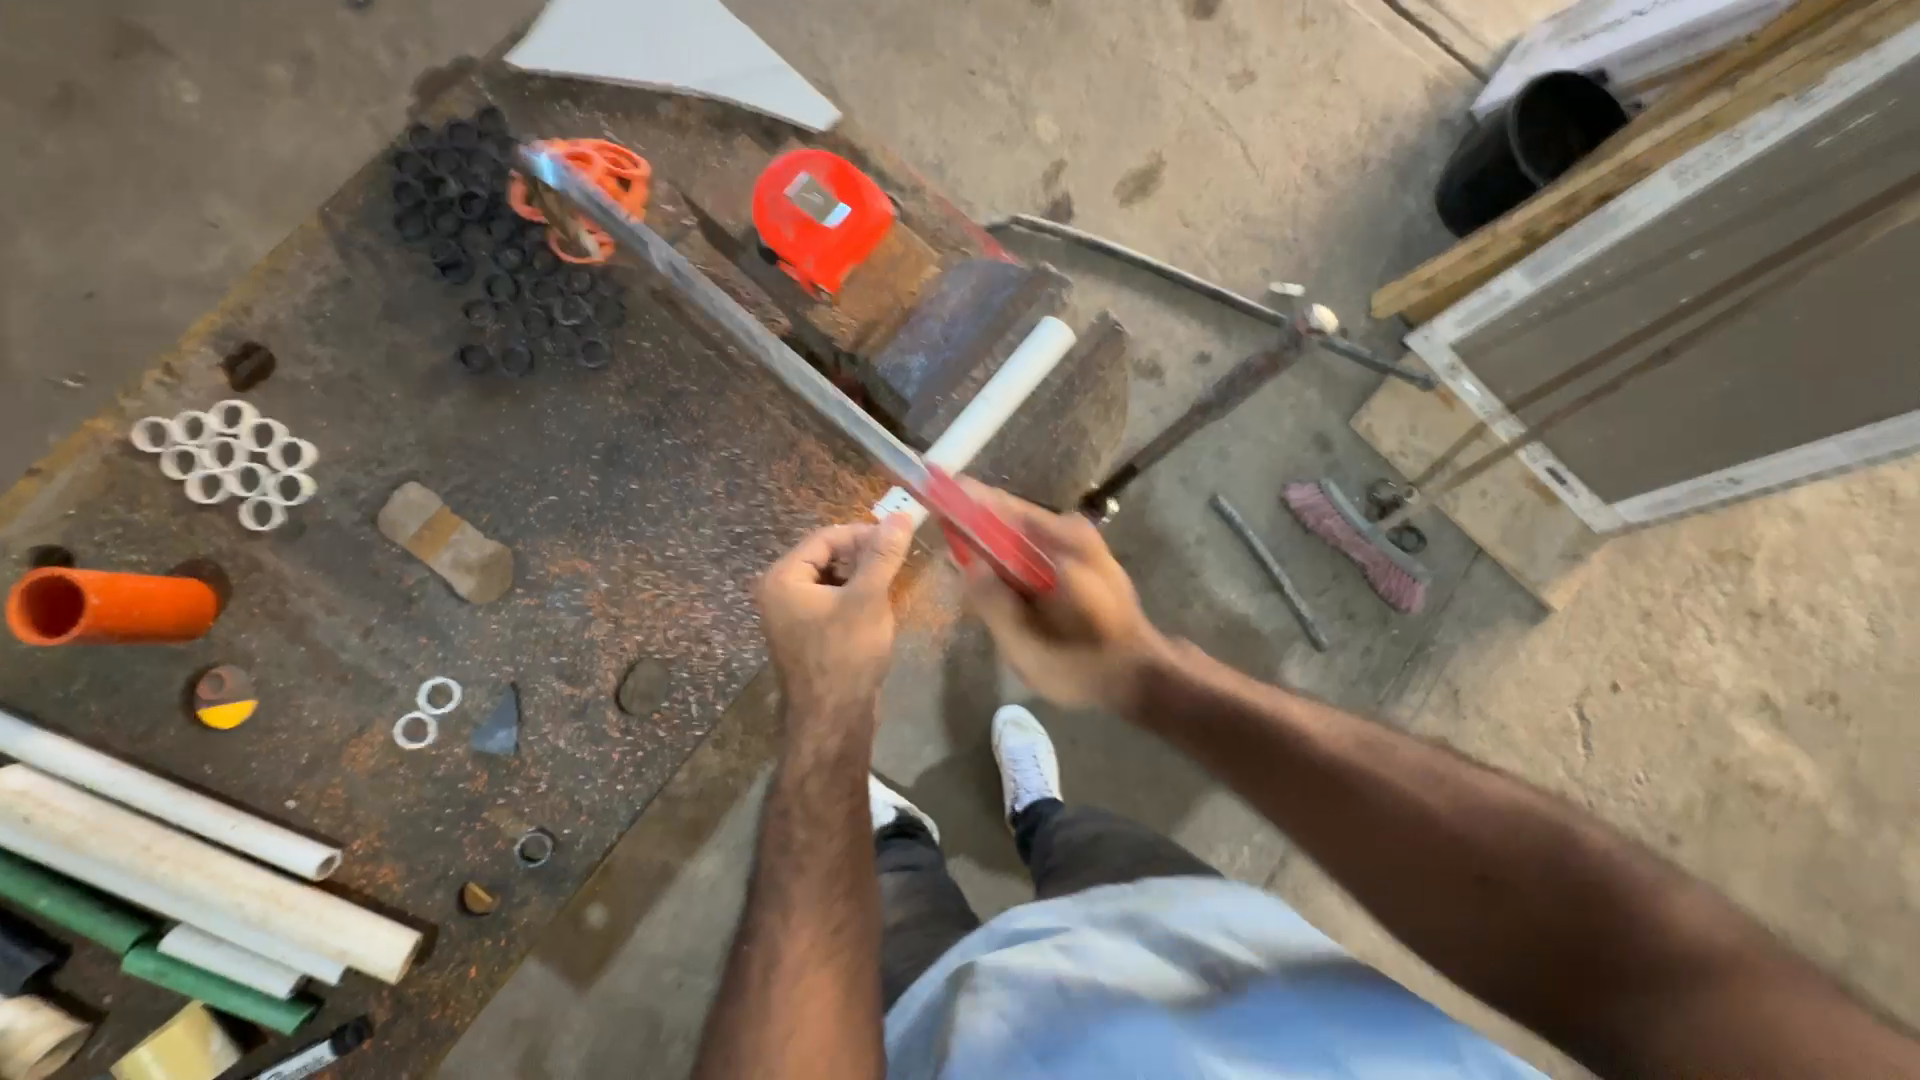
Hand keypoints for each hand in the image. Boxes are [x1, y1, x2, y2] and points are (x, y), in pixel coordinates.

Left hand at [757, 515, 913, 730]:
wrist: (834, 720)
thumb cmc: (846, 654)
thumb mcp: (867, 598)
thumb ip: (882, 554)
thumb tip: (901, 515)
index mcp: (782, 578)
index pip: (825, 537)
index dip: (863, 533)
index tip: (899, 537)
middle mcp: (779, 594)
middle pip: (826, 557)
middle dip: (863, 556)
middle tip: (899, 559)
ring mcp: (792, 617)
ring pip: (832, 581)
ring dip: (862, 577)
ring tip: (893, 581)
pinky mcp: (808, 636)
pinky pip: (832, 603)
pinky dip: (855, 599)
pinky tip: (880, 606)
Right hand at [953, 479, 1168, 709]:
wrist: (1142, 675)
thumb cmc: (1085, 667)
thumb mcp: (1029, 649)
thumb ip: (994, 604)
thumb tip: (966, 563)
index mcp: (1062, 548)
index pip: (1002, 509)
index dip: (965, 500)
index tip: (933, 489)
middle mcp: (1073, 532)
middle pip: (1011, 514)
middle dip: (975, 518)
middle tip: (940, 523)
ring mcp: (1083, 540)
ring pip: (1023, 528)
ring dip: (993, 536)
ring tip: (959, 542)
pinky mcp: (1085, 554)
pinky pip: (1037, 542)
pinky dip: (1012, 549)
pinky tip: (995, 566)